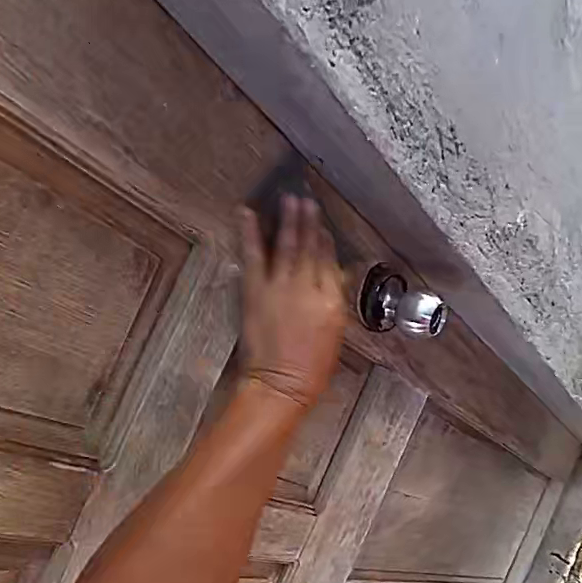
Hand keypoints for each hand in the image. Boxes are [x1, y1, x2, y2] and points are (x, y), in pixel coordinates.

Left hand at [236, 194, 346, 410]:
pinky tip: (247, 212)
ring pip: (286, 244)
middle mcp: (308, 288)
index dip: (325, 241)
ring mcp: (281, 287)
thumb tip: (333, 279)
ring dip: (288, 219)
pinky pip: (253, 254)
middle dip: (308, 221)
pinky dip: (249, 232)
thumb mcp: (334, 334)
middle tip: (307, 200)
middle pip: (310, 247)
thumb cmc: (310, 369)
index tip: (323, 227)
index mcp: (331, 300)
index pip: (329, 262)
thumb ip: (333, 302)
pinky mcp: (256, 291)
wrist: (281, 384)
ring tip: (289, 198)